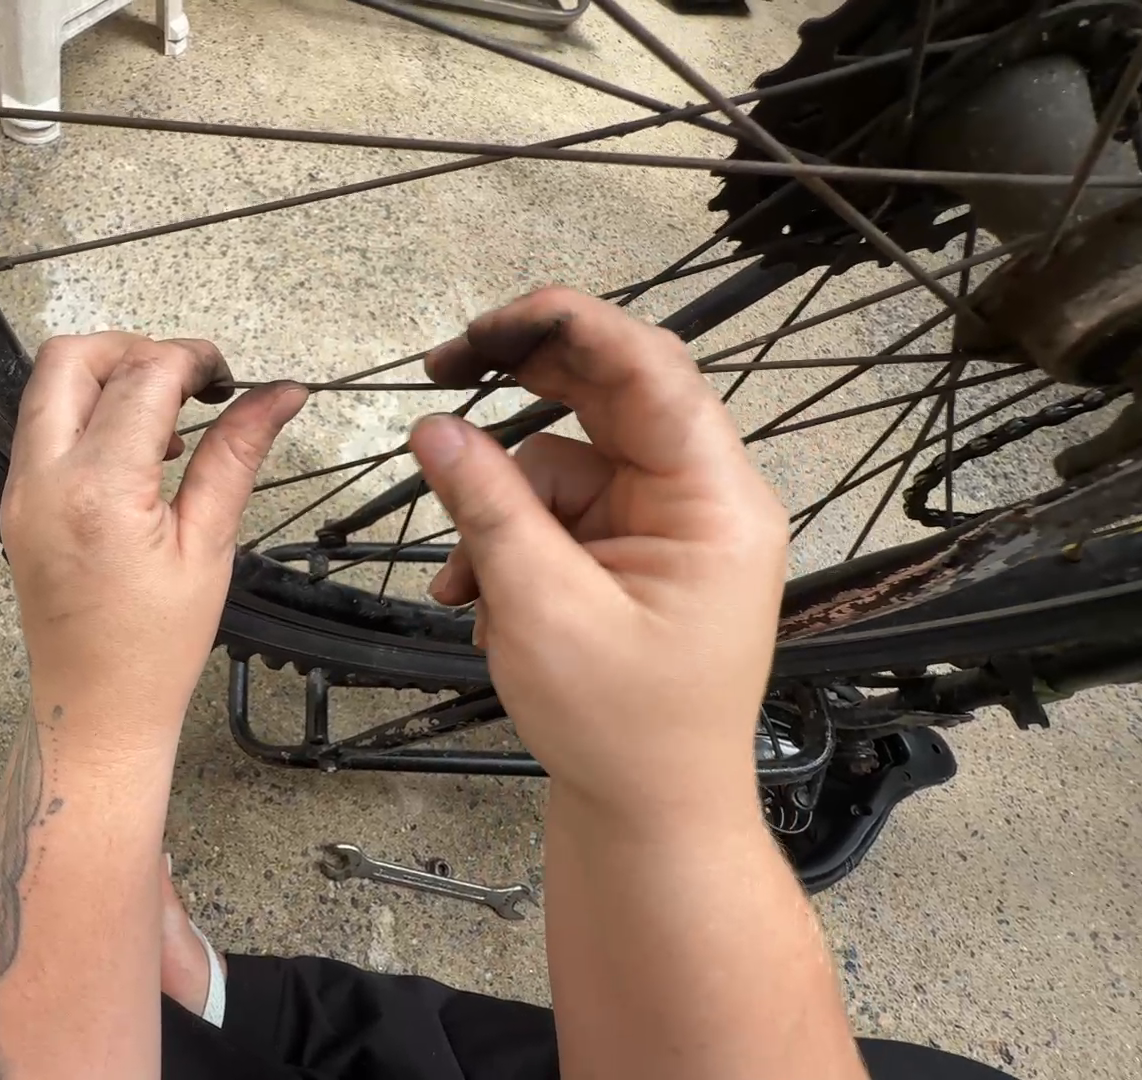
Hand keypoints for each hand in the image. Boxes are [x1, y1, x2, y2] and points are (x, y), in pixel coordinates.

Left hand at [0, 333, 307, 757]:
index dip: (193, 359)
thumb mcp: (209, 545)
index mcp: (98, 490)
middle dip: (135, 348)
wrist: (95, 708)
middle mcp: (43, 479)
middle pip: (71, 357)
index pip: (143, 378)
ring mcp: (19, 490)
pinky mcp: (16, 504)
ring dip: (108, 378)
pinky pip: (43, 428)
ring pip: (49, 387)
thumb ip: (236, 455)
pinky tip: (135, 452)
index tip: (230, 378)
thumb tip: (279, 395)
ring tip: (168, 419)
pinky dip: (87, 414)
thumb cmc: (155, 647)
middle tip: (189, 380)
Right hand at [409, 288, 787, 825]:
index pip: (650, 373)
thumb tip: (431, 429)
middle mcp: (688, 496)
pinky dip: (499, 547)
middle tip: (441, 368)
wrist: (643, 805)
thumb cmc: (615, 720)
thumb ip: (486, 508)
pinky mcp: (613, 551)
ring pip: (551, 468)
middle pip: (601, 400)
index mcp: (709, 500)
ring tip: (464, 585)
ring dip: (491, 512)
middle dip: (517, 385)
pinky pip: (542, 516)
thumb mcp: (540, 607)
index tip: (486, 324)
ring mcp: (647, 523)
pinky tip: (478, 602)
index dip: (570, 328)